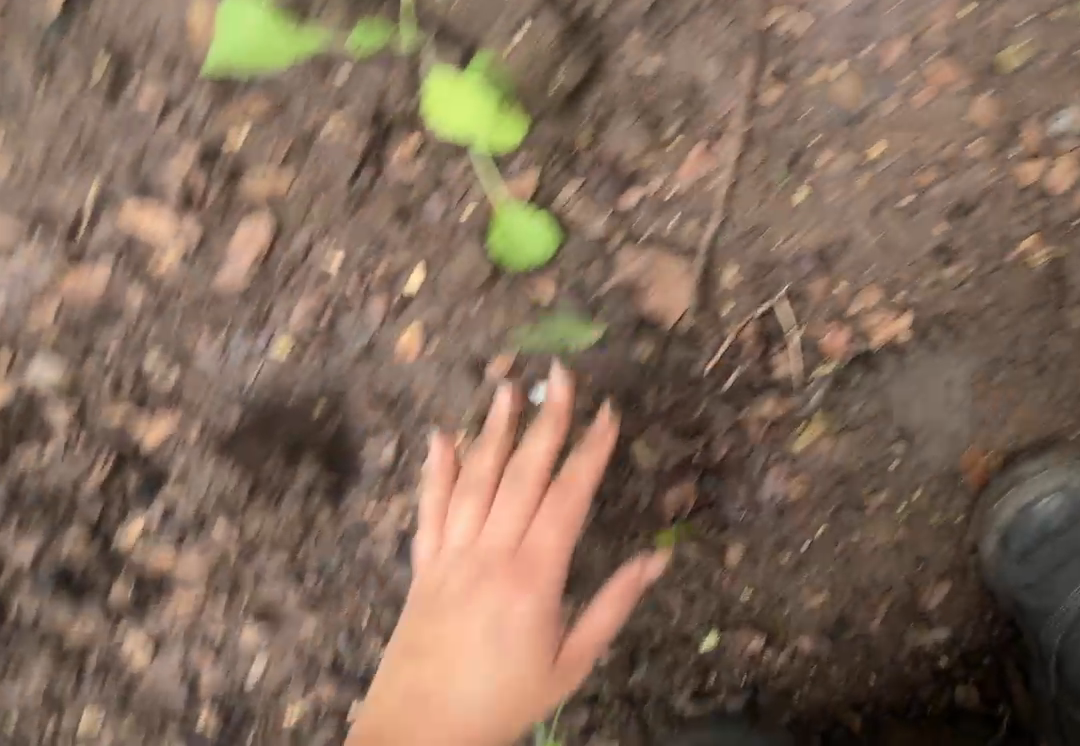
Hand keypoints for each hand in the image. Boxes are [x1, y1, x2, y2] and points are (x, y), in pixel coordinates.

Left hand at [347, 364, 669, 745]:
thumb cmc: (504, 701)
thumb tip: (659, 557)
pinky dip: (434, 472)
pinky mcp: (421, 569)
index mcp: (534, 575)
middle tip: (560, 375)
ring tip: (506, 387)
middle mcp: (491, 554)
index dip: (592, 449)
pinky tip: (440, 437)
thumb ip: (614, 604)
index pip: (569, 495)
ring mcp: (450, 558)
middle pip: (523, 473)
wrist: (415, 743)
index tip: (610, 410)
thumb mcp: (572, 662)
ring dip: (493, 430)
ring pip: (475, 481)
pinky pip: (428, 512)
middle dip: (547, 419)